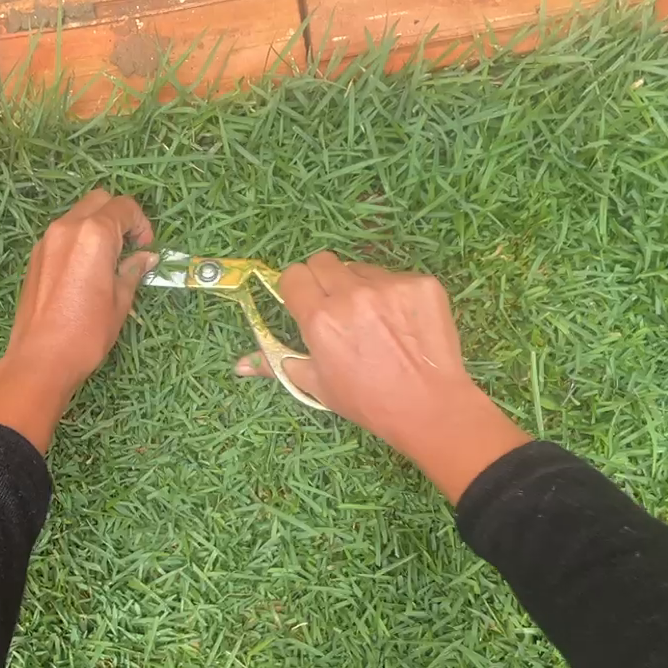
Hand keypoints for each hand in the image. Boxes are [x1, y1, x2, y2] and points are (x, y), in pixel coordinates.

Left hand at [0, 190, 155, 452]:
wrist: (40, 360)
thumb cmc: (86, 333)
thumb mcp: (119, 302)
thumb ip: (132, 272)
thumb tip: (145, 258)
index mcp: (94, 234)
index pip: (124, 208)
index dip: (141, 224)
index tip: (147, 247)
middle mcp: (67, 228)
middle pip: (99, 201)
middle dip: (119, 217)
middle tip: (129, 247)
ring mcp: (46, 241)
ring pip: (78, 215)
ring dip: (97, 227)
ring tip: (108, 261)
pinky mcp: (35, 257)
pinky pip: (62, 234)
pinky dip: (79, 240)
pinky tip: (85, 271)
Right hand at [237, 252, 529, 501]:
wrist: (427, 405)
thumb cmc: (365, 400)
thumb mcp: (315, 385)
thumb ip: (275, 365)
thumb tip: (239, 365)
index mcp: (319, 319)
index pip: (293, 276)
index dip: (295, 288)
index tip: (304, 303)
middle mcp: (351, 295)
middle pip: (322, 261)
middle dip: (322, 281)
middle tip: (334, 308)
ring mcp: (389, 286)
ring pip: (358, 268)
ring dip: (357, 286)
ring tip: (371, 321)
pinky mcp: (420, 283)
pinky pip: (393, 276)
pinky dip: (390, 294)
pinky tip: (399, 323)